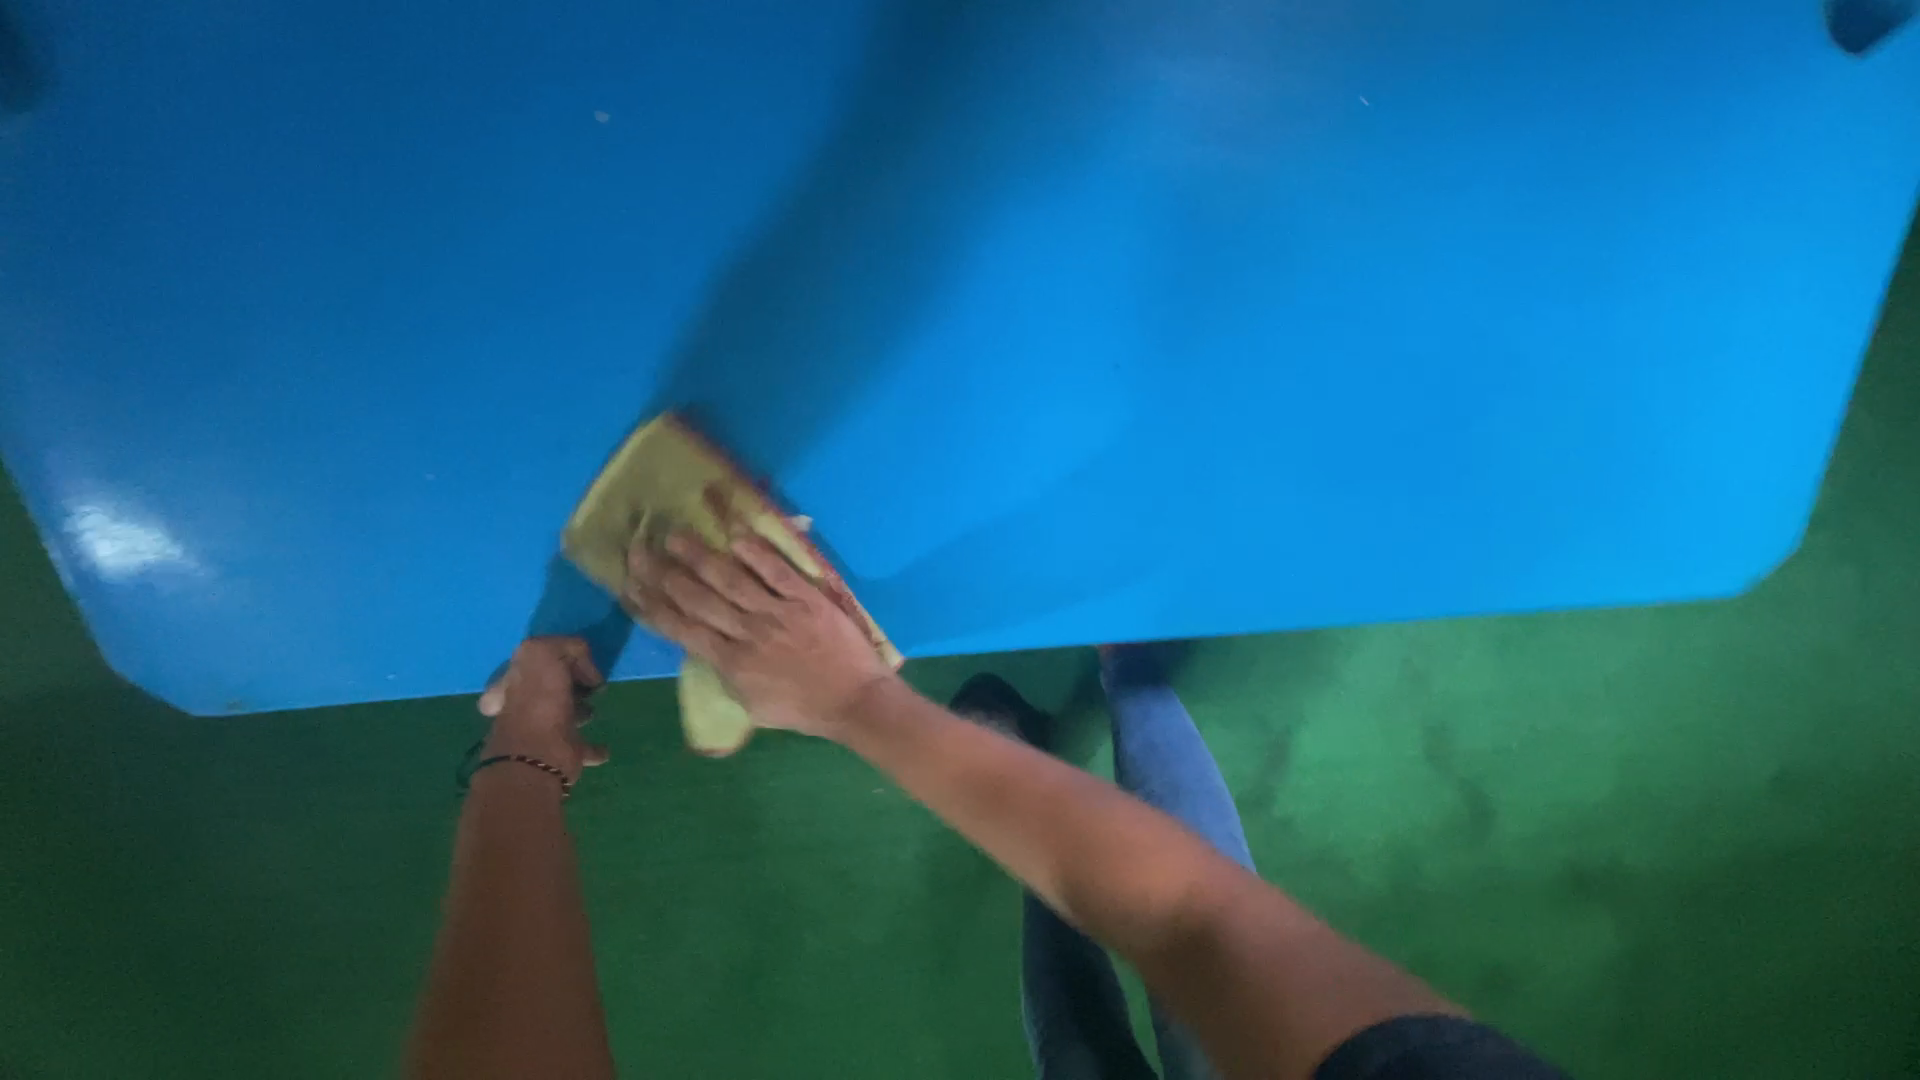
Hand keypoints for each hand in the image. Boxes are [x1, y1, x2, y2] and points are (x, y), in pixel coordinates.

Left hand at [476, 636, 609, 780]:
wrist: (539, 758)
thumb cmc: (540, 702)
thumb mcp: (544, 654)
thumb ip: (564, 646)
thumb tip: (585, 666)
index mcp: (514, 685)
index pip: (531, 664)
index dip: (556, 659)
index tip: (574, 664)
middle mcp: (524, 709)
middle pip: (548, 691)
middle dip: (567, 685)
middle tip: (587, 685)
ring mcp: (542, 734)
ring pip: (563, 717)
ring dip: (579, 712)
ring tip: (592, 710)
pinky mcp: (563, 756)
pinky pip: (582, 747)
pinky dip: (594, 747)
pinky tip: (604, 746)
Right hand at [626, 530, 896, 740]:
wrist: (854, 701)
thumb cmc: (805, 708)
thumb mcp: (753, 703)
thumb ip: (727, 673)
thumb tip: (705, 647)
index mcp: (731, 664)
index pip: (682, 629)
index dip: (653, 606)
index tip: (630, 586)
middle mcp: (748, 634)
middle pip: (697, 599)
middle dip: (663, 574)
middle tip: (638, 550)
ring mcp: (778, 614)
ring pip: (730, 580)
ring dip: (699, 557)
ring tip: (674, 536)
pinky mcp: (807, 599)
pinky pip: (776, 572)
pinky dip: (756, 553)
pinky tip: (734, 537)